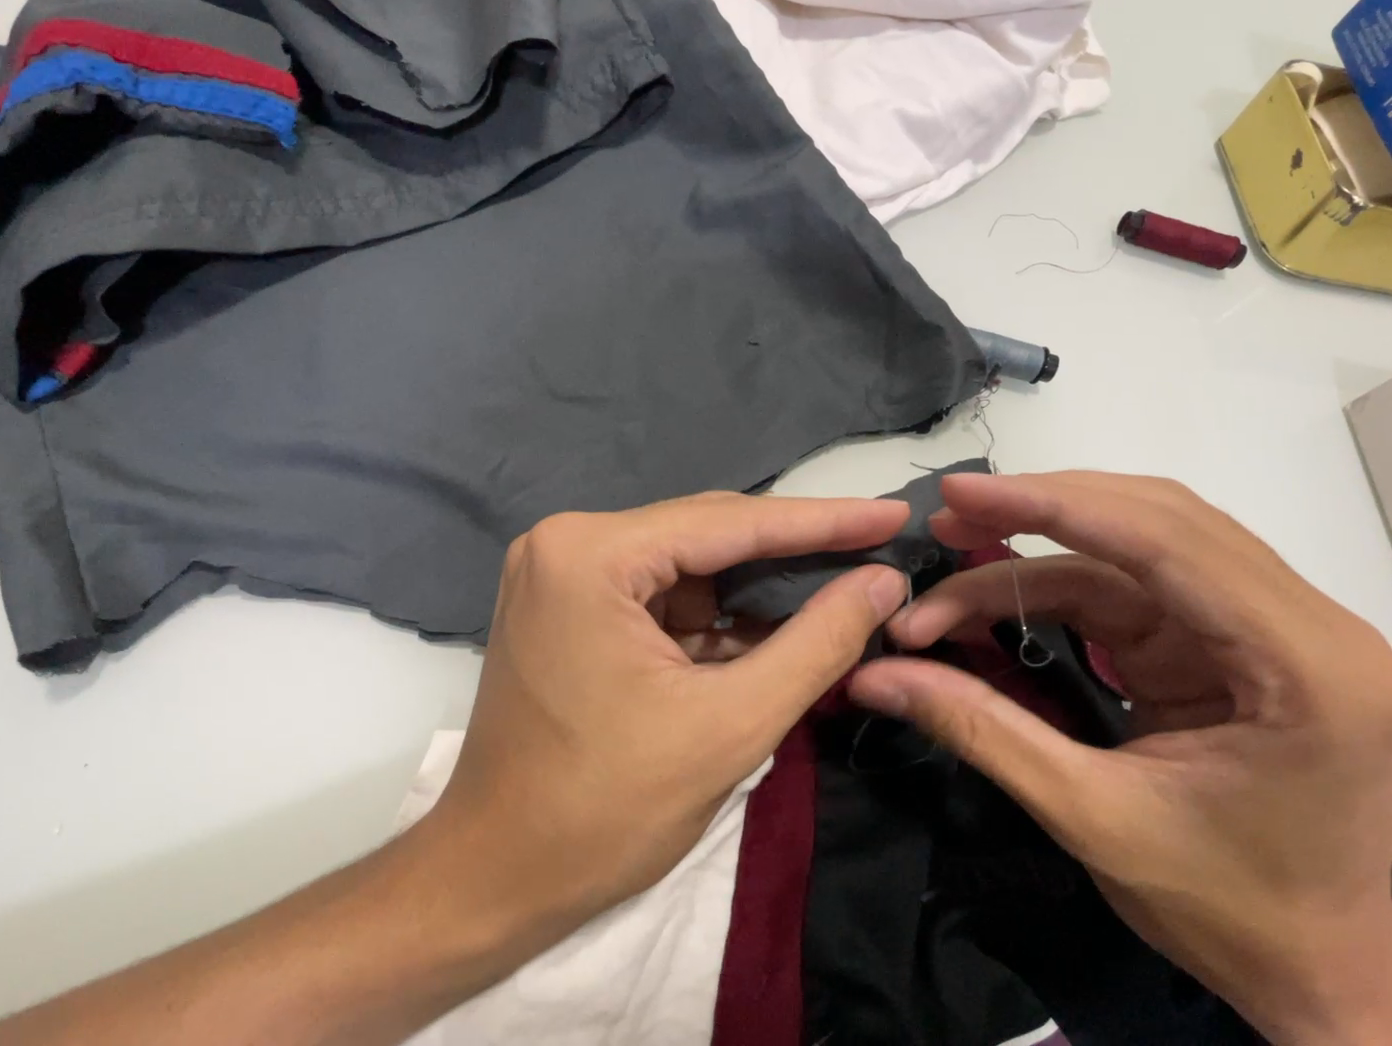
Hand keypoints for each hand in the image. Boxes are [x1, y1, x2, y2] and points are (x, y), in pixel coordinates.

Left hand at [425, 491, 910, 926]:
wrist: (497, 878)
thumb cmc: (607, 809)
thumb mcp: (732, 724)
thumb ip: (817, 642)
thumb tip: (883, 581)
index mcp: (590, 554)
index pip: (729, 522)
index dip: (823, 521)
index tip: (894, 514)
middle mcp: (565, 544)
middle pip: (704, 535)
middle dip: (792, 553)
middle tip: (877, 549)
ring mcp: (559, 575)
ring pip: (686, 567)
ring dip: (755, 591)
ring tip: (840, 590)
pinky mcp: (564, 609)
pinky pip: (659, 597)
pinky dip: (713, 620)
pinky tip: (772, 632)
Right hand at [847, 472, 1391, 1037]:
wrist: (1310, 963)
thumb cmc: (1223, 904)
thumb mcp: (1089, 816)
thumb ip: (982, 731)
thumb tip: (875, 675)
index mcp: (1300, 664)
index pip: (1166, 544)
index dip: (1053, 507)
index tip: (959, 493)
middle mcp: (1299, 622)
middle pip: (1157, 521)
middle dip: (1042, 509)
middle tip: (946, 515)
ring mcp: (1265, 625)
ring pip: (1140, 543)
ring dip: (1042, 542)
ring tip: (955, 543)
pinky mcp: (1225, 640)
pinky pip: (1133, 584)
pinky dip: (1058, 582)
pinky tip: (997, 593)